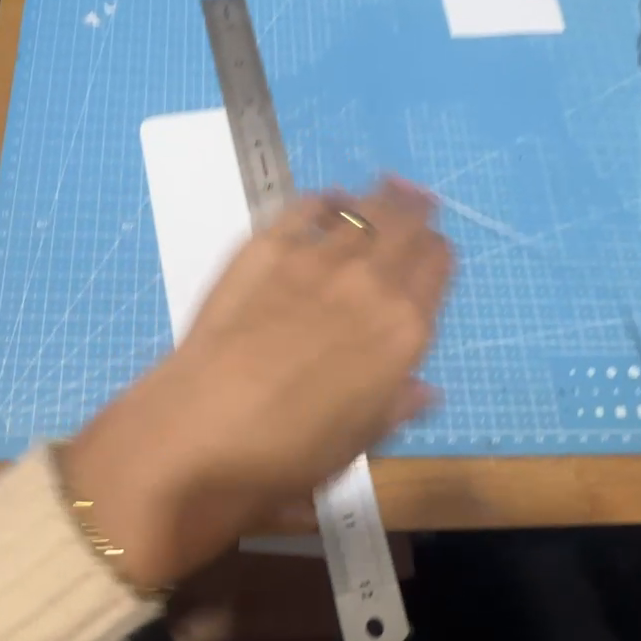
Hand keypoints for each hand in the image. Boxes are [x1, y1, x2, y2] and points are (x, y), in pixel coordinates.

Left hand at [62, 177, 452, 590]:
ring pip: (365, 211)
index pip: (437, 268)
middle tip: (418, 202)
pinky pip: (309, 206)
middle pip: (407, 228)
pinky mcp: (266, 244)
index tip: (433, 251)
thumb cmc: (287, 453)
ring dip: (382, 199)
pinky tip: (330, 201)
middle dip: (417, 214)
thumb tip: (425, 388)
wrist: (202, 428)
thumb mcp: (357, 442)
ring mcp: (317, 257)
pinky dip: (327, 200)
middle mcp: (370, 282)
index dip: (438, 255)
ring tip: (388, 188)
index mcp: (404, 330)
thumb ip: (396, 405)